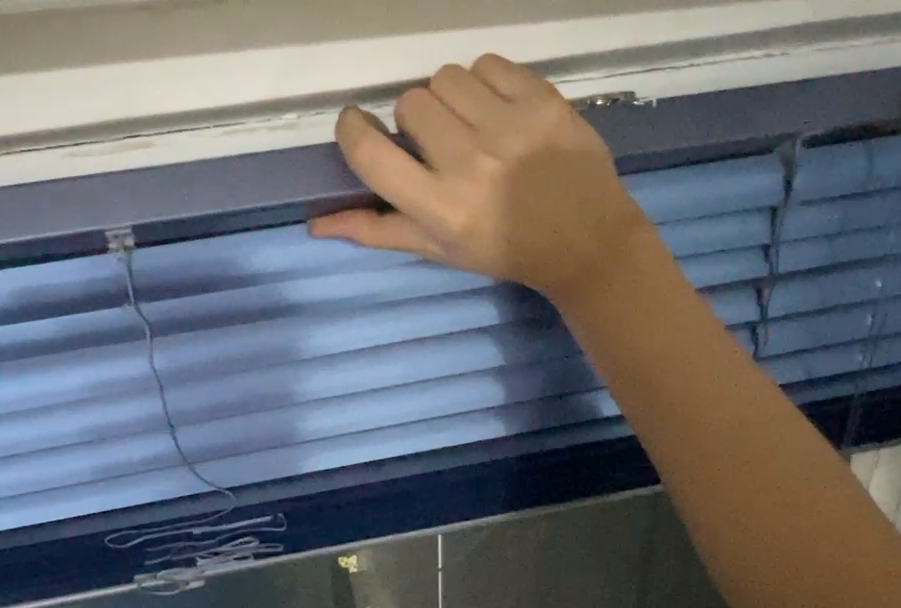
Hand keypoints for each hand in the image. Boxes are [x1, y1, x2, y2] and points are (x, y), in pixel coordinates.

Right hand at [311, 55, 651, 308]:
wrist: (584, 240)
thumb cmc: (503, 251)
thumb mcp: (437, 249)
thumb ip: (378, 230)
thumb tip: (316, 224)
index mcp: (438, 207)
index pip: (371, 153)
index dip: (353, 130)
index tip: (358, 125)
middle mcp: (468, 163)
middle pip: (410, 103)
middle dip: (414, 120)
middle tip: (437, 143)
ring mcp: (508, 127)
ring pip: (446, 78)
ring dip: (448, 97)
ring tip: (469, 124)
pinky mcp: (542, 100)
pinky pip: (488, 64)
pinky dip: (484, 82)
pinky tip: (497, 110)